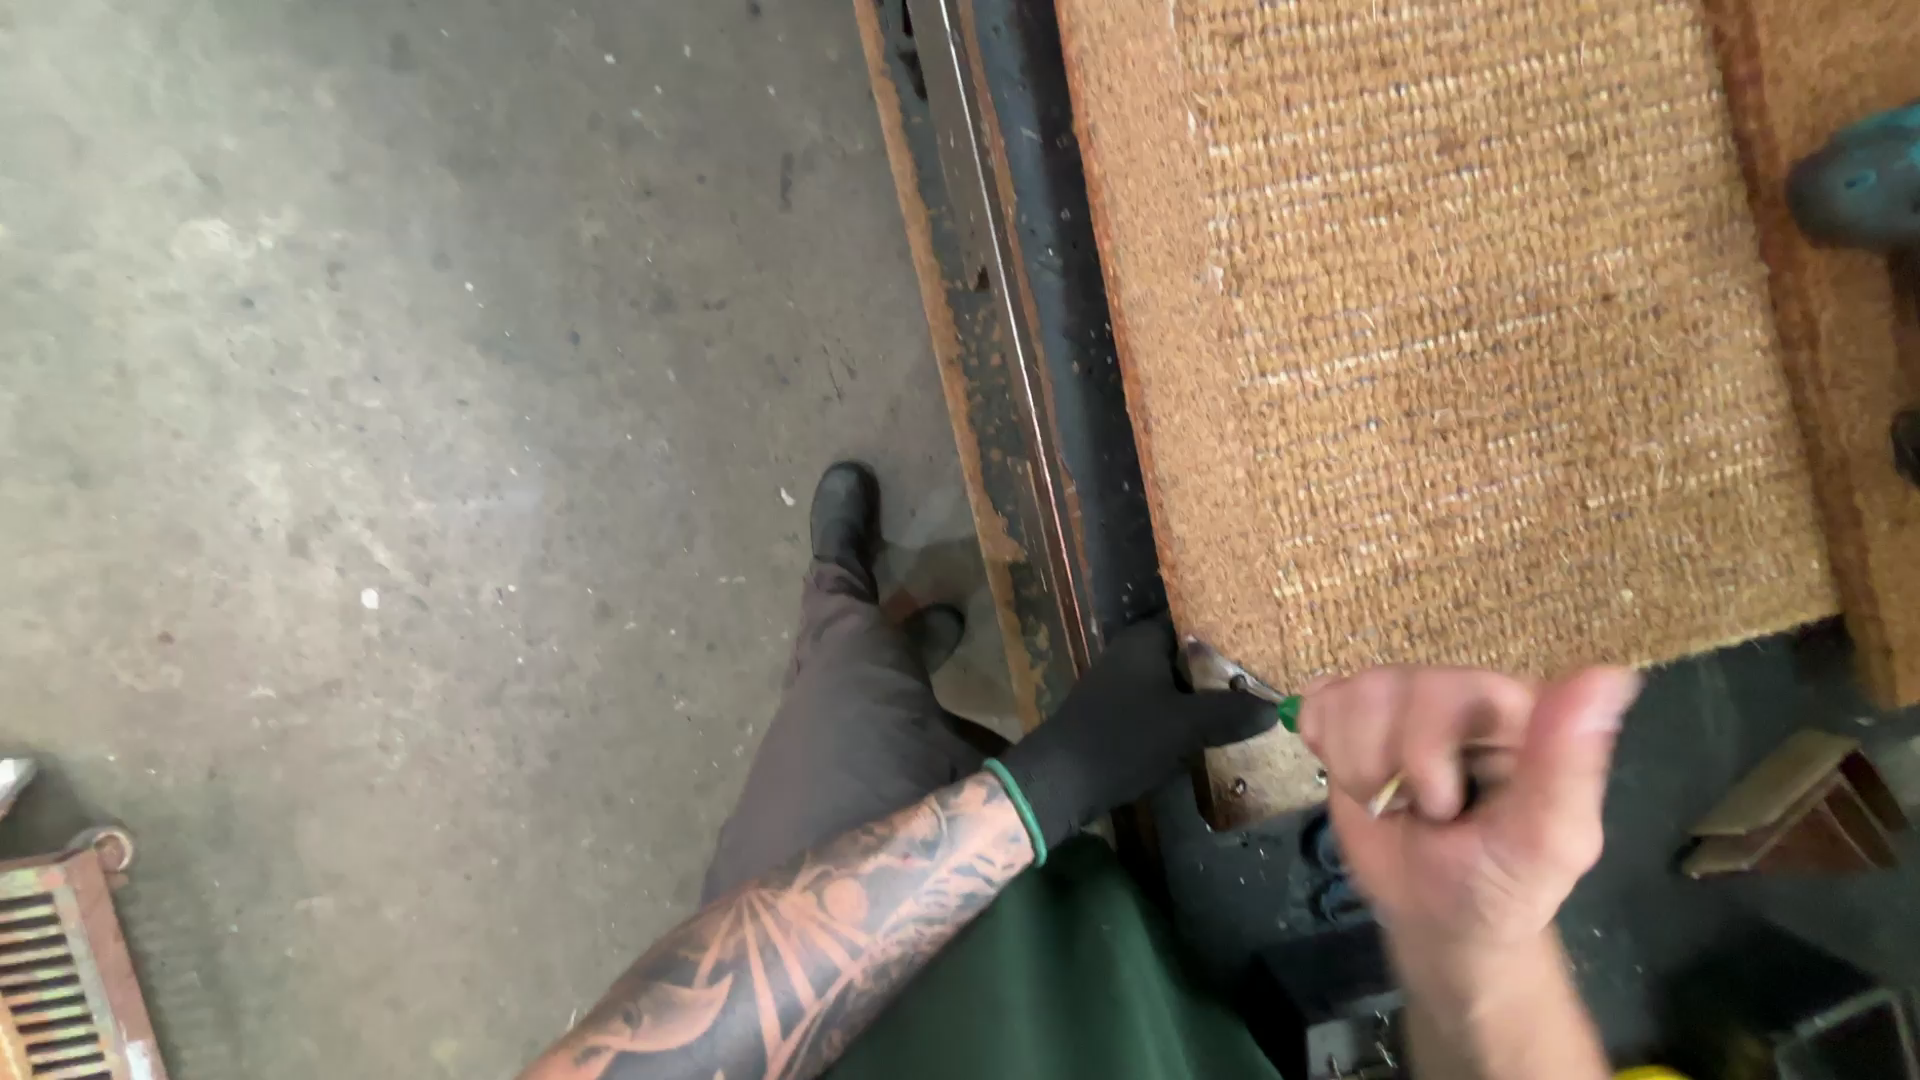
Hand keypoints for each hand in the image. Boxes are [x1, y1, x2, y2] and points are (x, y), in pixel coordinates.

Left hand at [995, 615, 1276, 851]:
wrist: (1063, 778)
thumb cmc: (1123, 737)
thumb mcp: (1184, 724)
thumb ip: (1229, 712)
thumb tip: (1273, 708)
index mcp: (1144, 641)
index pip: (1193, 618)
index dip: (1229, 627)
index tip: (1268, 636)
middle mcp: (1133, 654)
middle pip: (1189, 652)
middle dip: (1225, 665)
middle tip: (1272, 674)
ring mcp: (1125, 685)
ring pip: (1178, 682)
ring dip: (1208, 694)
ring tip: (1257, 702)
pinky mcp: (1122, 714)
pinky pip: (1164, 706)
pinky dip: (1188, 714)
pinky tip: (1219, 730)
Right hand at [1297, 666, 1639, 948]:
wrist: (1432, 913)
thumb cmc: (1497, 884)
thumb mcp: (1545, 841)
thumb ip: (1568, 764)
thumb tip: (1609, 674)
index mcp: (1513, 707)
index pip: (1448, 687)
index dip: (1423, 750)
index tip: (1443, 807)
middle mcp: (1455, 689)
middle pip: (1385, 686)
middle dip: (1384, 766)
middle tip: (1416, 810)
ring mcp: (1397, 696)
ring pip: (1347, 694)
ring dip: (1353, 765)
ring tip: (1386, 799)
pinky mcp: (1350, 710)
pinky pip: (1316, 699)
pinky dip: (1323, 746)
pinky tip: (1351, 774)